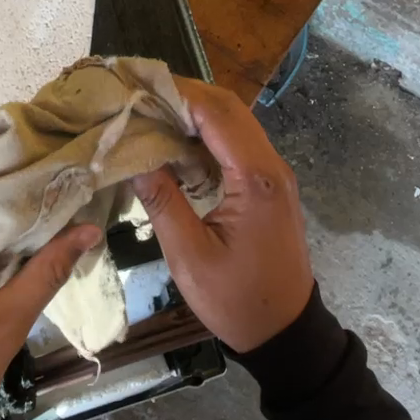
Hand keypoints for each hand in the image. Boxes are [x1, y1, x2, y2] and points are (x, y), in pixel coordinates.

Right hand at [130, 77, 313, 352]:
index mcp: (256, 178)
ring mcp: (274, 173)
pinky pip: (239, 142)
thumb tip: (134, 159)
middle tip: (143, 94)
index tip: (141, 87)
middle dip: (186, 94)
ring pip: (236, 122)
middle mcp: (271, 165)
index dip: (179, 94)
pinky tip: (179, 141)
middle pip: (230, 108)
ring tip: (154, 111)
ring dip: (198, 111)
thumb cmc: (237, 299)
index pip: (217, 115)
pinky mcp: (270, 184)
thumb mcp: (190, 256)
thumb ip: (163, 202)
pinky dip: (209, 132)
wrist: (286, 332)